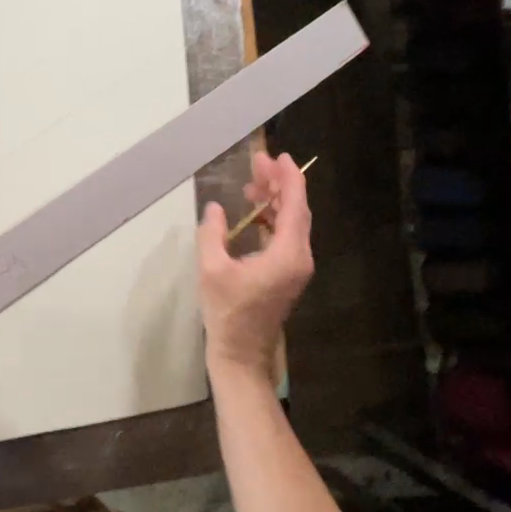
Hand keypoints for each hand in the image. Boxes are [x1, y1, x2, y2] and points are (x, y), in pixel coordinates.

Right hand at [196, 151, 314, 374]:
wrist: (241, 355)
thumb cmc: (227, 313)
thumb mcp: (211, 269)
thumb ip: (213, 233)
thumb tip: (215, 208)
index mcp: (288, 254)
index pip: (294, 205)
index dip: (287, 177)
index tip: (276, 156)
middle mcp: (299, 257)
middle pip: (296, 210)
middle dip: (279, 184)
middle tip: (257, 164)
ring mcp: (295, 268)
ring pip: (292, 223)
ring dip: (275, 201)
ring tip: (252, 185)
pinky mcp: (287, 275)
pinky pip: (286, 237)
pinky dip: (272, 220)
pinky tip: (253, 214)